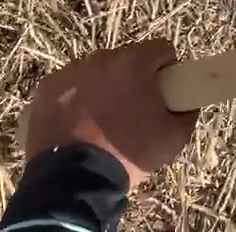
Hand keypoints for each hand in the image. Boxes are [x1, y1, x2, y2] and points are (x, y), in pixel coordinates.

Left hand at [19, 39, 198, 185]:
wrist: (72, 186)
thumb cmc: (127, 156)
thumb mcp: (174, 138)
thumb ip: (188, 111)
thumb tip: (188, 101)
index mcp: (135, 62)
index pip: (161, 49)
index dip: (166, 69)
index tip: (162, 91)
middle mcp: (103, 58)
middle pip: (128, 58)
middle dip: (133, 77)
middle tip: (132, 109)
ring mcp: (71, 72)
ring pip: (97, 70)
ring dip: (103, 85)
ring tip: (101, 119)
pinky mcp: (47, 88)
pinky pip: (70, 84)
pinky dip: (76, 97)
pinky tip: (77, 121)